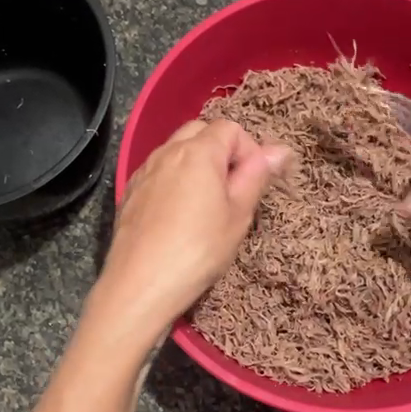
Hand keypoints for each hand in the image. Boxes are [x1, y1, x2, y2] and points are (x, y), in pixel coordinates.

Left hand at [93, 120, 292, 332]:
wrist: (140, 284)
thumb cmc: (198, 251)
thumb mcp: (238, 215)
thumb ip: (257, 175)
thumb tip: (279, 148)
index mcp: (198, 152)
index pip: (230, 128)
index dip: (248, 149)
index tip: (253, 182)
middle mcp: (167, 151)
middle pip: (200, 131)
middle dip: (221, 151)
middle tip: (232, 189)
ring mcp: (144, 170)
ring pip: (176, 150)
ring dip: (196, 164)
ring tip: (206, 204)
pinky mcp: (130, 191)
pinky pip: (158, 171)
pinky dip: (174, 179)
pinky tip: (178, 214)